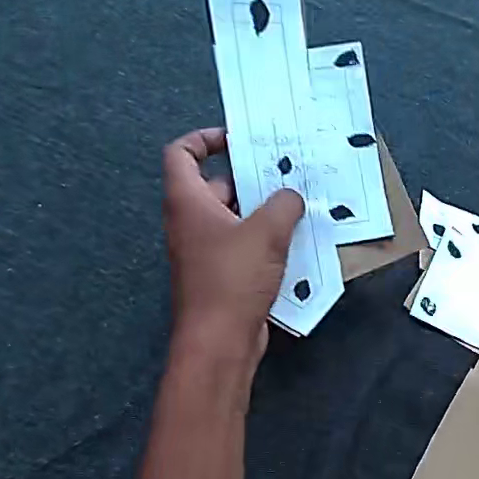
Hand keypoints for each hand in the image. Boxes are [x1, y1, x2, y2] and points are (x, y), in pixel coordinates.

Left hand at [161, 128, 302, 356]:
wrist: (219, 341)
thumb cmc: (233, 279)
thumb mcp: (266, 232)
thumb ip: (284, 204)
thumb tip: (290, 196)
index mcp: (187, 201)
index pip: (180, 153)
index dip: (204, 138)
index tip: (236, 139)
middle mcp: (190, 222)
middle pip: (215, 185)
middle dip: (250, 178)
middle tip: (285, 173)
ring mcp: (204, 250)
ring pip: (233, 217)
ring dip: (263, 211)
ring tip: (298, 205)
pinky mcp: (220, 274)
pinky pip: (241, 245)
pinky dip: (263, 240)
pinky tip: (295, 242)